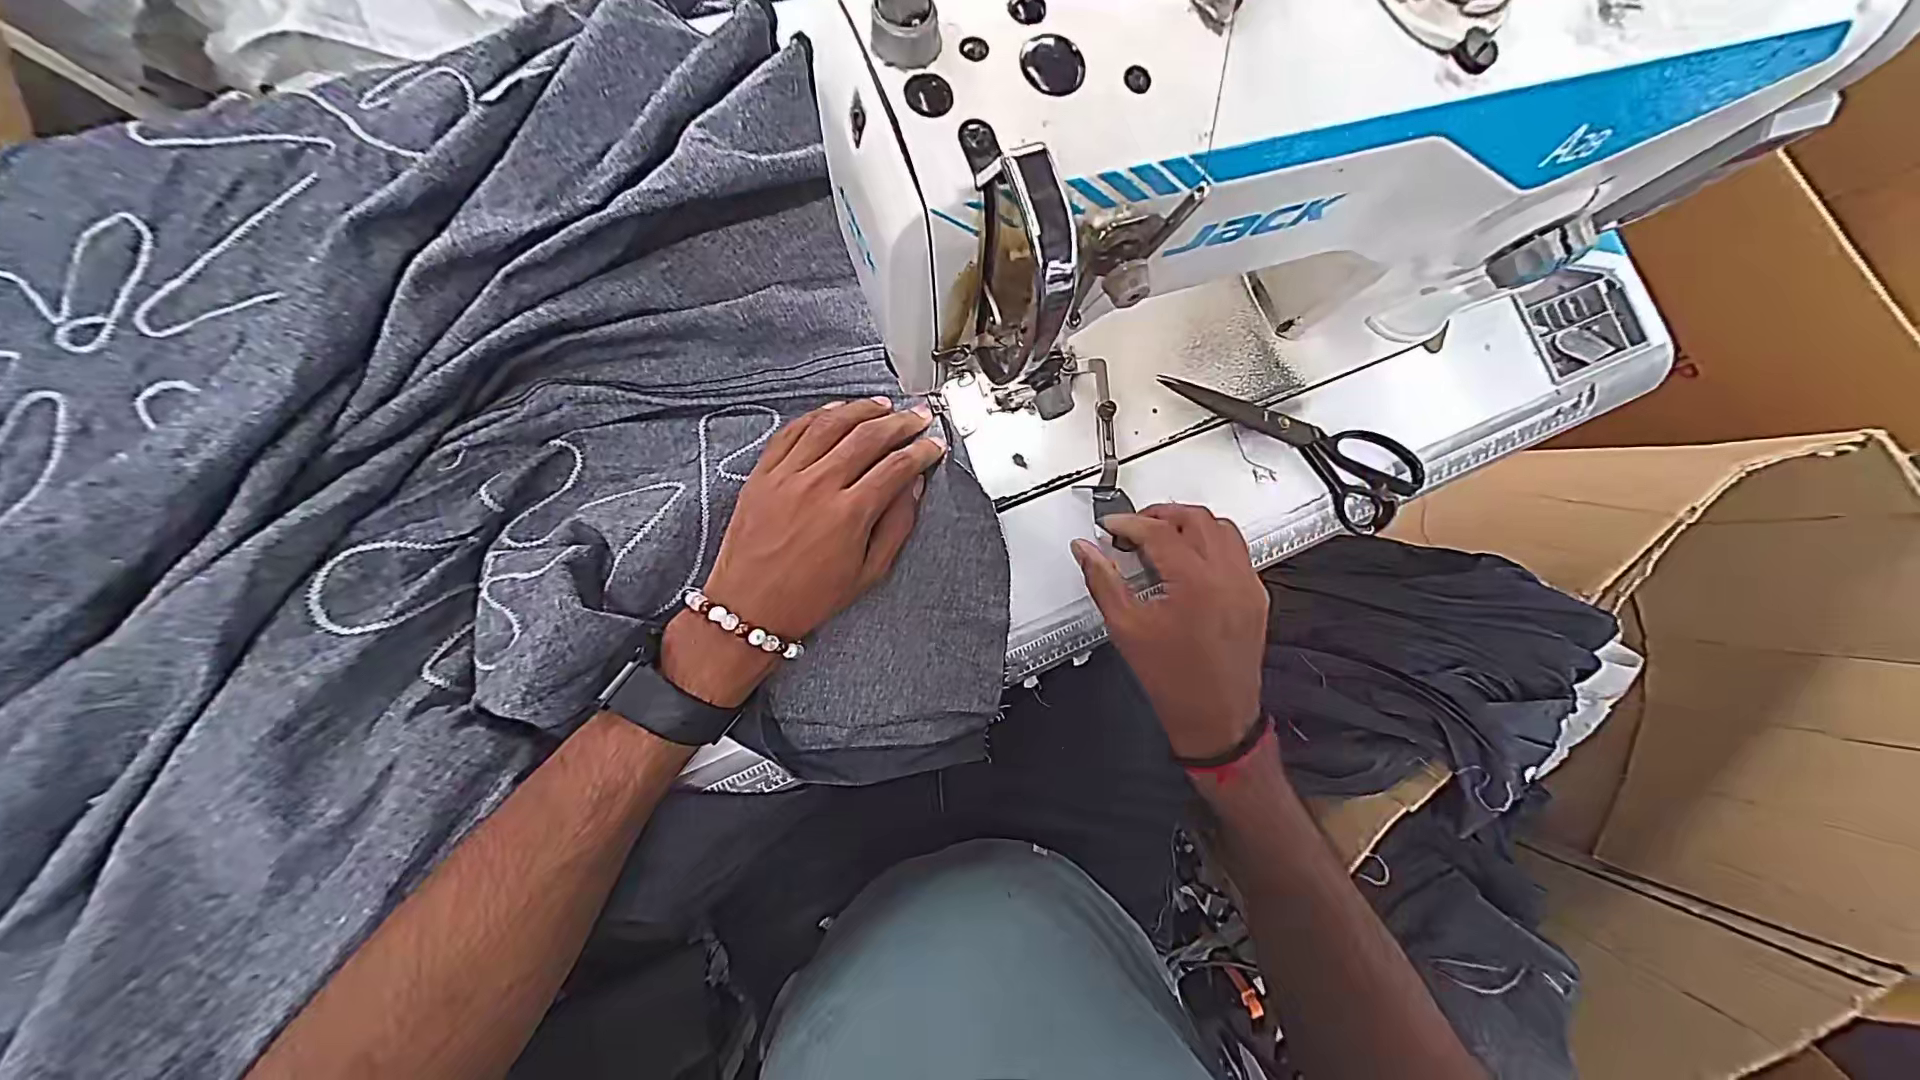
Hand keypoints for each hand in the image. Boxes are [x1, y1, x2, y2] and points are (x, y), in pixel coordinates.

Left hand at [659, 397, 945, 706]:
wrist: (749, 606)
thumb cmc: (807, 596)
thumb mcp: (868, 573)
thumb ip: (896, 526)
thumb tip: (913, 489)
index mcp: (849, 514)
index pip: (896, 465)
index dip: (922, 450)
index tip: (933, 446)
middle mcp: (818, 486)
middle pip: (868, 436)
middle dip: (901, 422)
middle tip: (918, 417)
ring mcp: (787, 476)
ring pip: (831, 423)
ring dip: (862, 409)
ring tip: (884, 405)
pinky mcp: (763, 473)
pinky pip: (793, 430)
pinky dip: (818, 414)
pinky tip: (836, 410)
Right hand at [1071, 504, 1269, 760]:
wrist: (1215, 717)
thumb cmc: (1175, 683)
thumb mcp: (1125, 627)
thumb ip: (1103, 580)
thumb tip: (1086, 551)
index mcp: (1196, 584)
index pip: (1160, 531)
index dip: (1129, 523)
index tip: (1112, 526)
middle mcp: (1228, 578)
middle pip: (1196, 519)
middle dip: (1161, 515)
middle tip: (1134, 527)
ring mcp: (1247, 586)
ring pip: (1223, 529)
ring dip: (1190, 524)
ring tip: (1160, 537)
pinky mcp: (1256, 597)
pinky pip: (1237, 552)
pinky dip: (1211, 544)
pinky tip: (1188, 560)